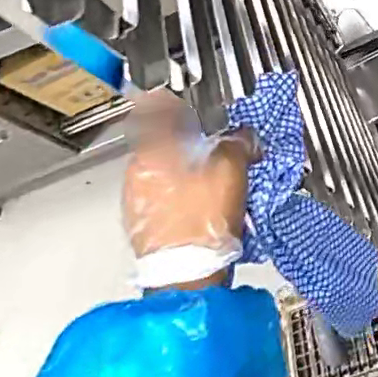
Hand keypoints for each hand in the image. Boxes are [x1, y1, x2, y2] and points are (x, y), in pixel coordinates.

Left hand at [121, 91, 258, 286]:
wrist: (189, 273)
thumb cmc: (206, 216)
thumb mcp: (233, 167)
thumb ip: (237, 140)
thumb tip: (242, 134)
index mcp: (153, 152)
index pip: (159, 111)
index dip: (178, 103)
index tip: (190, 103)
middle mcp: (136, 171)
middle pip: (164, 141)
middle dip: (190, 140)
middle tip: (218, 144)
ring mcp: (135, 199)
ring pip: (164, 168)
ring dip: (186, 165)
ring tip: (215, 174)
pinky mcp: (142, 222)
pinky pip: (164, 192)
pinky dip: (181, 190)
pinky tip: (203, 200)